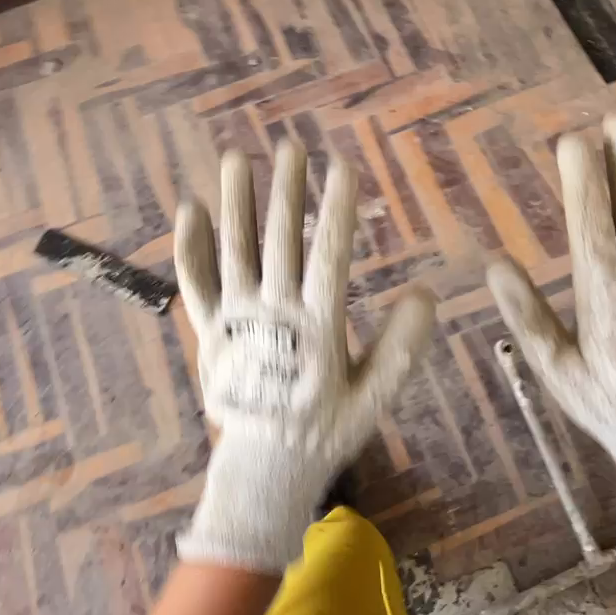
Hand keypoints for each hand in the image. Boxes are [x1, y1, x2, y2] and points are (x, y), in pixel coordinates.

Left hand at [173, 141, 436, 572]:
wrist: (264, 469)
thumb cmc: (324, 430)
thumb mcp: (373, 399)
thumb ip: (400, 350)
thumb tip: (425, 294)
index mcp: (317, 326)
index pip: (329, 255)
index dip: (337, 208)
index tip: (343, 165)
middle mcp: (272, 313)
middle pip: (279, 240)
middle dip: (286, 190)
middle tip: (290, 145)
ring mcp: (235, 319)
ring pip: (233, 250)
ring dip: (236, 202)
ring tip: (237, 157)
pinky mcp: (208, 330)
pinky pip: (193, 283)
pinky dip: (189, 246)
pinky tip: (189, 207)